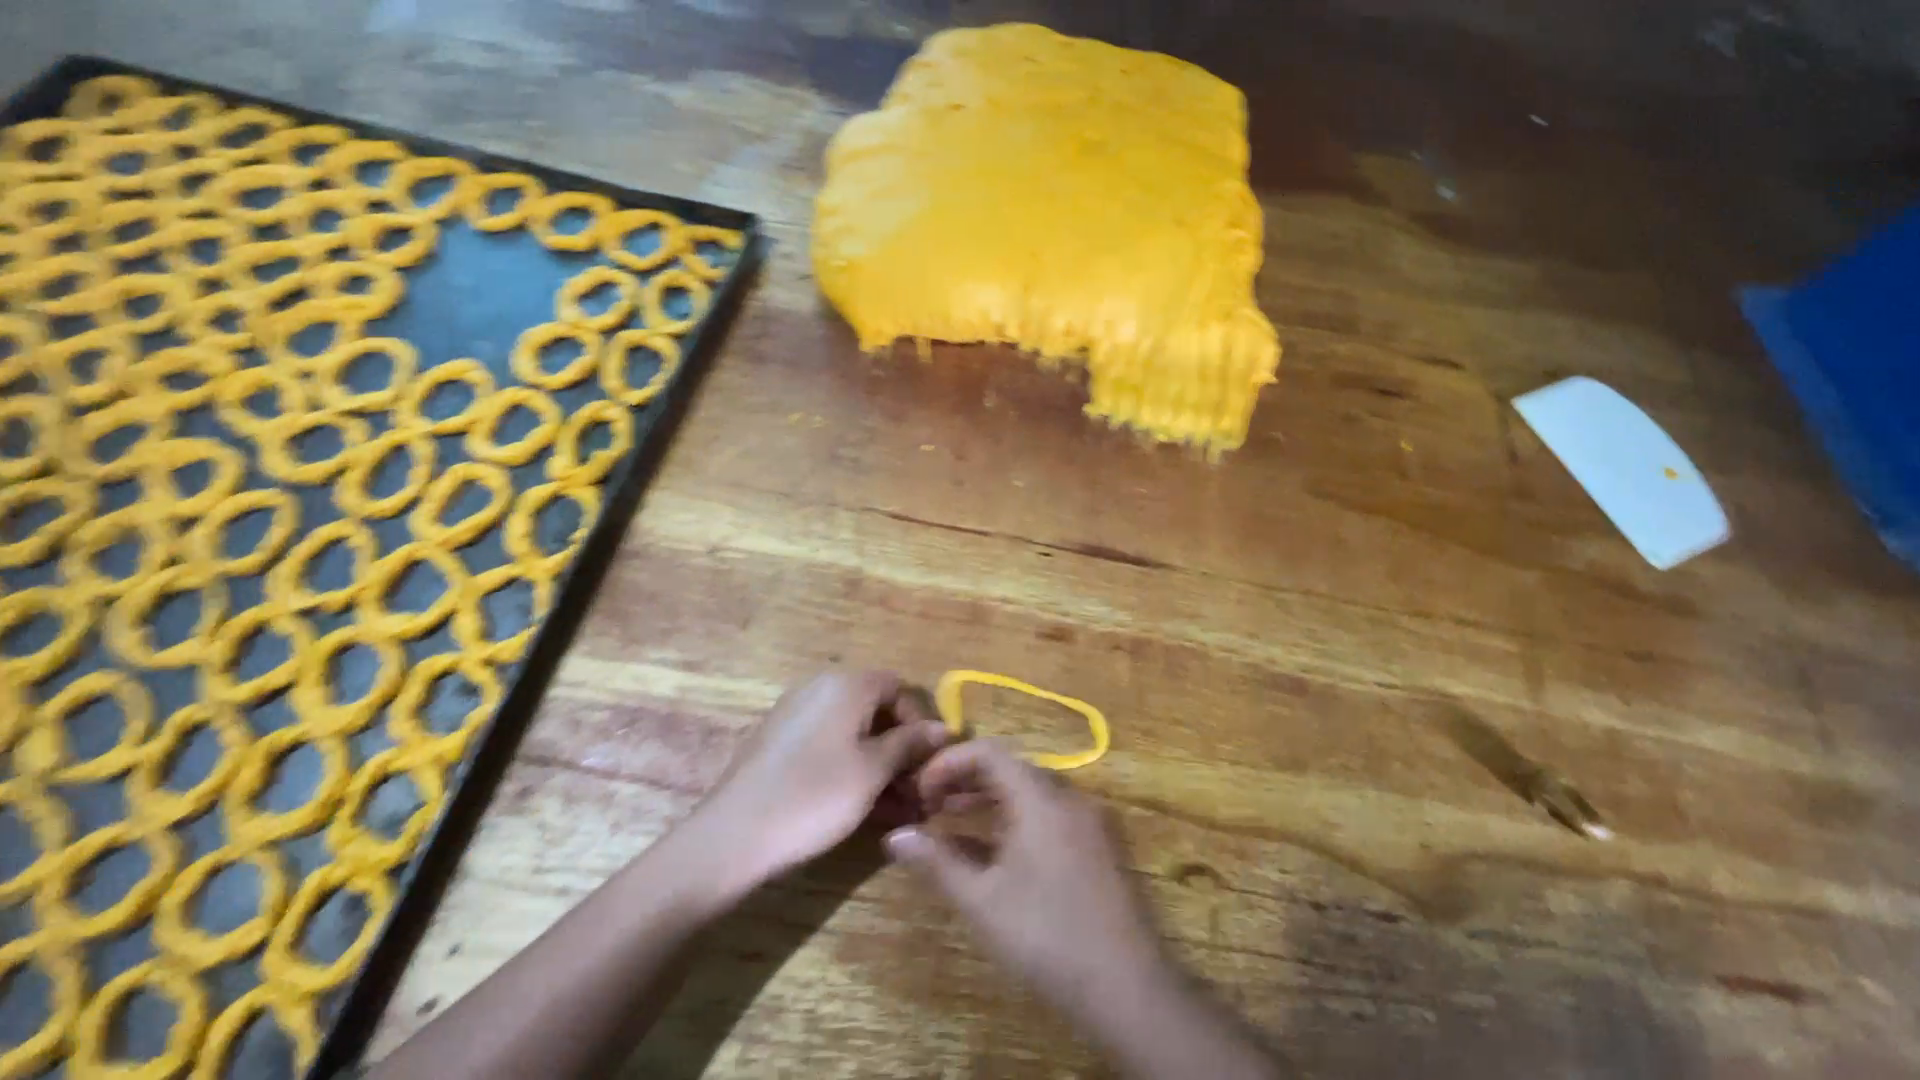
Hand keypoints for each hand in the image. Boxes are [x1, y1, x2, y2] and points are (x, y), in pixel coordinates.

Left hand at [696, 670, 946, 885]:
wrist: (735, 834)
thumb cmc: (815, 796)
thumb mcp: (872, 771)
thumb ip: (909, 745)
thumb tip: (942, 728)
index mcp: (845, 685)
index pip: (898, 687)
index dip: (920, 722)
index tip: (930, 763)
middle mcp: (818, 689)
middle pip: (875, 710)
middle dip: (901, 750)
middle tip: (919, 794)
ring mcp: (794, 716)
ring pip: (852, 733)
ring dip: (879, 765)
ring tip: (898, 810)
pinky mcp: (778, 744)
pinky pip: (827, 747)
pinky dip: (850, 769)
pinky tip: (864, 808)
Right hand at [883, 740, 1167, 1012]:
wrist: (1128, 986)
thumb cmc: (1046, 937)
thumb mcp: (981, 900)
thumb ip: (936, 862)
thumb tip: (894, 836)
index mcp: (1041, 800)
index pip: (989, 752)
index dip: (948, 763)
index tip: (919, 792)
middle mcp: (1070, 798)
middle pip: (1011, 769)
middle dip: (965, 780)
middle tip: (929, 805)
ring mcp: (1090, 823)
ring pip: (1032, 793)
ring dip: (990, 801)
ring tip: (952, 822)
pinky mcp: (1100, 848)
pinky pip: (1051, 815)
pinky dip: (1017, 819)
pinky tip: (994, 852)